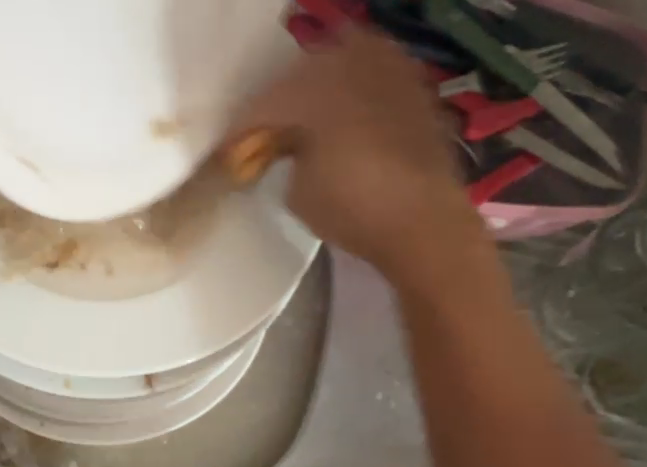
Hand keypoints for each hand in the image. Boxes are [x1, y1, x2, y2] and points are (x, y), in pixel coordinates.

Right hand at [232, 25, 482, 277]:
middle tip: (261, 134)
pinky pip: (369, 76)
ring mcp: (387, 73)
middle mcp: (352, 69)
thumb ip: (287, 156)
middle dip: (277, 103)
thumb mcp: (298, 190)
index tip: (225, 152)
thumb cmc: (351, 209)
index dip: (241, 129)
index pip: (265, 103)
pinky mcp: (411, 88)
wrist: (420, 220)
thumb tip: (288, 145)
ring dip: (314, 91)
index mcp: (316, 93)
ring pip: (337, 66)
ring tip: (300, 123)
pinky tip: (337, 120)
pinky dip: (348, 94)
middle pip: (300, 75)